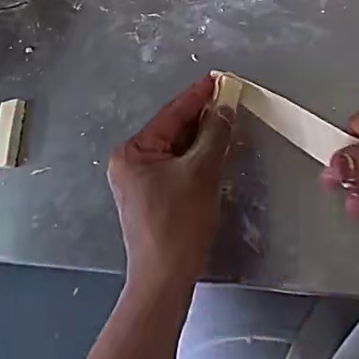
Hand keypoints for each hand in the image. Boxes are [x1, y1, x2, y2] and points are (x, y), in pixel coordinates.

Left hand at [108, 75, 234, 288]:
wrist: (165, 280)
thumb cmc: (178, 224)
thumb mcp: (201, 172)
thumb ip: (214, 134)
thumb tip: (225, 108)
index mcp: (133, 152)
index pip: (171, 114)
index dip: (198, 95)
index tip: (218, 79)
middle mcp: (130, 163)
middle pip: (173, 130)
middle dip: (202, 116)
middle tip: (228, 99)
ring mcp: (140, 181)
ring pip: (177, 148)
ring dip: (203, 137)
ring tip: (228, 121)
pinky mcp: (152, 197)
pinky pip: (178, 165)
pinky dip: (198, 157)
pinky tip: (217, 150)